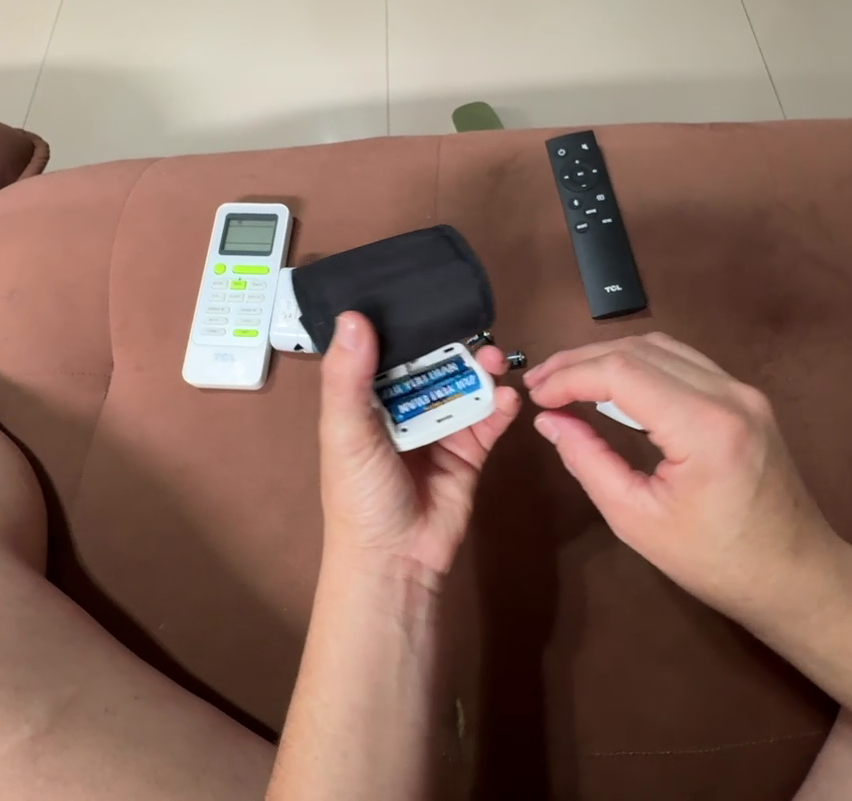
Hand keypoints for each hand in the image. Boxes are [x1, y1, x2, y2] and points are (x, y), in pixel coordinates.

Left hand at [317, 313, 520, 587]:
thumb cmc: (359, 494)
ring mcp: (439, 428)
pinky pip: (488, 420)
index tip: (426, 294)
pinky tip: (507, 397)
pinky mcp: (469, 450)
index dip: (404, 325)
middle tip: (474, 327)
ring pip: (464, 387)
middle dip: (452, 345)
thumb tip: (352, 316)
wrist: (395, 558)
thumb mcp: (344, 431)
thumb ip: (347, 377)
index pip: (386, 351)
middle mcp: (404, 408)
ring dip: (481, 370)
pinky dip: (500, 406)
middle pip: (432, 365)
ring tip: (495, 358)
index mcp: (368, 399)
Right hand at [523, 333, 842, 621]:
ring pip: (660, 347)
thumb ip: (588, 462)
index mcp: (704, 427)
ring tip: (567, 380)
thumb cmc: (715, 561)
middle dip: (581, 360)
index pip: (622, 372)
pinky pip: (681, 361)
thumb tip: (549, 421)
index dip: (570, 376)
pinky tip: (612, 384)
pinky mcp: (744, 396)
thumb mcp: (637, 520)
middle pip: (638, 349)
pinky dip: (638, 364)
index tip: (536, 395)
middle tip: (540, 383)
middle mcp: (727, 394)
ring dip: (608, 356)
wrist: (797, 575)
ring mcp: (741, 390)